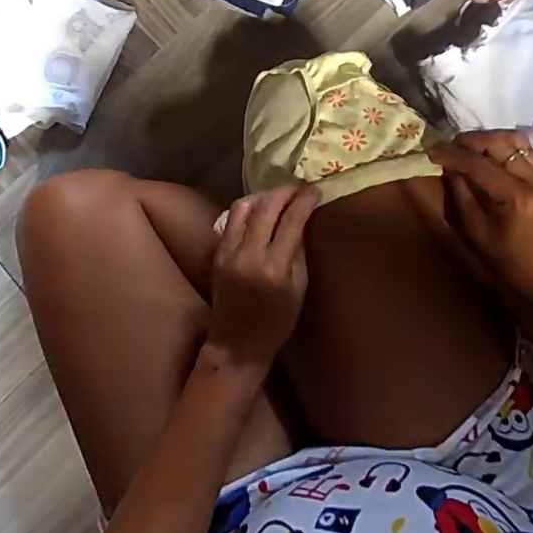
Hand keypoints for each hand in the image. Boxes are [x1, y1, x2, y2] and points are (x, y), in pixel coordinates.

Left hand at [206, 186, 318, 367]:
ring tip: (278, 196)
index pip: (292, 221)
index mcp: (274, 269)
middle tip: (299, 187)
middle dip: (285, 192)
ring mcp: (228, 253)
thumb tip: (302, 220)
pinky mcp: (217, 254)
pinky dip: (248, 208)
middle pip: (267, 207)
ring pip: (244, 207)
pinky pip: (231, 220)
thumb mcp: (298, 289)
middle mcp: (249, 256)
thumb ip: (299, 252)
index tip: (315, 190)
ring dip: (263, 196)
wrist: (236, 344)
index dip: (304, 201)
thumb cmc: (277, 322)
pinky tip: (260, 209)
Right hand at [428, 131, 532, 304]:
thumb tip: (449, 168)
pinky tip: (488, 156)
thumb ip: (461, 196)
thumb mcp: (476, 233)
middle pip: (500, 142)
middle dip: (470, 140)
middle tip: (449, 147)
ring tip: (467, 148)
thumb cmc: (508, 261)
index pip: (480, 164)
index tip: (431, 151)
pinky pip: (524, 150)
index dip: (453, 155)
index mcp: (516, 196)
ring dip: (488, 139)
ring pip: (515, 140)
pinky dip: (503, 147)